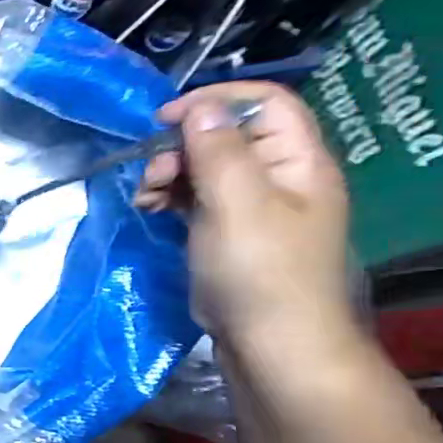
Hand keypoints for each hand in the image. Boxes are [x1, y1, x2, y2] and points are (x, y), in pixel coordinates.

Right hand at [134, 82, 356, 350]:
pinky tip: (149, 209)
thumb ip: (218, 151)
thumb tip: (198, 108)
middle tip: (153, 172)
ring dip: (169, 172)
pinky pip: (195, 197)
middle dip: (182, 145)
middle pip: (227, 134)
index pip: (265, 103)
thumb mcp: (238, 204)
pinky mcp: (226, 231)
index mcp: (297, 161)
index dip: (216, 100)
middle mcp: (278, 176)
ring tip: (146, 196)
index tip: (166, 119)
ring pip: (205, 166)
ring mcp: (251, 206)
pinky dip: (169, 196)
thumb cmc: (260, 270)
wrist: (270, 342)